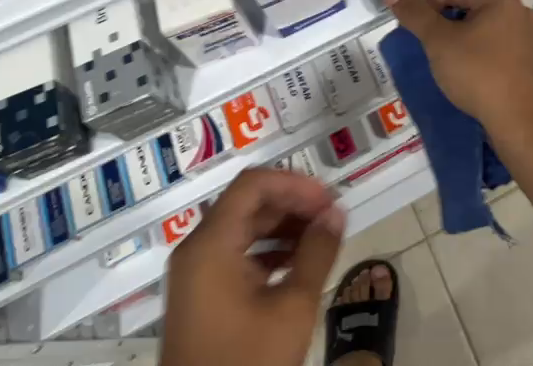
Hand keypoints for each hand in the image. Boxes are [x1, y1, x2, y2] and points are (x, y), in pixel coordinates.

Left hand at [160, 168, 345, 365]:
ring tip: (322, 240)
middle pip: (247, 203)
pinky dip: (269, 251)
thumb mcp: (292, 308)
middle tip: (332, 219)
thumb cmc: (248, 363)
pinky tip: (299, 265)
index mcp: (211, 244)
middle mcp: (197, 249)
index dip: (295, 184)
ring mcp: (195, 274)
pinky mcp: (202, 295)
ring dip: (284, 227)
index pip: (253, 185)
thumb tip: (336, 212)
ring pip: (243, 228)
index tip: (330, 201)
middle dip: (293, 205)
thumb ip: (317, 253)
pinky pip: (236, 254)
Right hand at [384, 0, 532, 146]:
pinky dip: (477, 52)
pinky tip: (466, 71)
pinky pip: (495, 46)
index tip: (412, 29)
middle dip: (445, 23)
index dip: (427, 7)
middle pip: (469, 7)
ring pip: (482, 28)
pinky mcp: (528, 59)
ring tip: (443, 59)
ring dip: (460, 38)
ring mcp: (527, 35)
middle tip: (426, 44)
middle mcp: (519, 9)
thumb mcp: (438, 41)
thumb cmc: (477, 73)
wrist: (518, 121)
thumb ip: (415, 13)